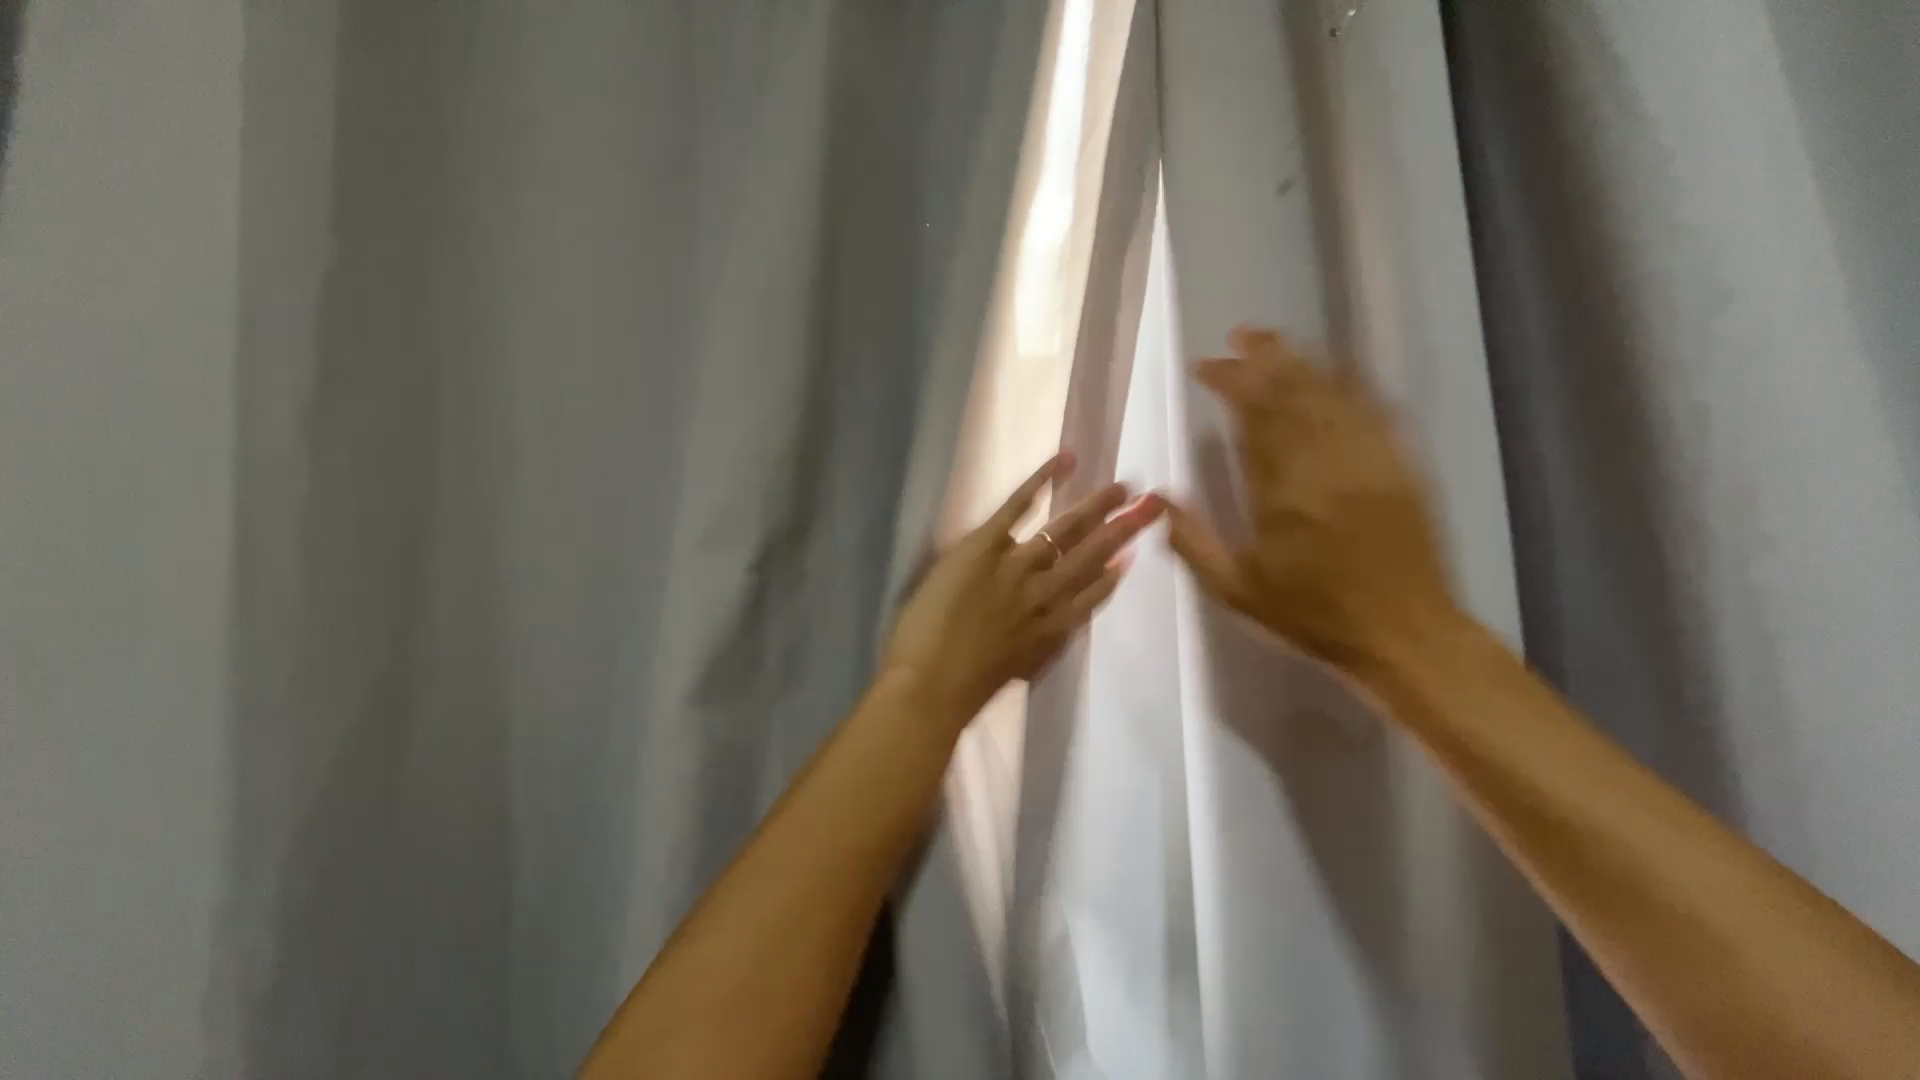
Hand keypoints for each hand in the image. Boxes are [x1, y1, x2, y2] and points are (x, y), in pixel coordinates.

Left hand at [883, 453, 1167, 727]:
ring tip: (1122, 487)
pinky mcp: (985, 545)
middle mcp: (1045, 594)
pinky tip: (1066, 461)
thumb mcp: (1016, 672)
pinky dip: (1043, 479)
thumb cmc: (963, 691)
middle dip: (1122, 531)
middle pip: (1091, 556)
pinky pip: (1018, 505)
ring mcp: (1017, 566)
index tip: (1132, 557)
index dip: (1112, 574)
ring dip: (1096, 506)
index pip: (1091, 594)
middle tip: (1151, 507)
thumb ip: (1036, 648)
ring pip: (1066, 529)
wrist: (932, 685)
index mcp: (1051, 629)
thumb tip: (1049, 630)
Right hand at [1167, 327, 1457, 672]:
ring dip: (1302, 361)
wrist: (1403, 635)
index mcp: (1281, 492)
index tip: (1205, 366)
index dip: (1230, 381)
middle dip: (1264, 358)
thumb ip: (1194, 543)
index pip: (1252, 415)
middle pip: (1293, 392)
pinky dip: (1351, 384)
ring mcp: (1369, 460)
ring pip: (1332, 393)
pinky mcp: (1401, 467)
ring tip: (1275, 341)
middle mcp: (1326, 464)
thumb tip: (1160, 498)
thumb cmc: (1311, 615)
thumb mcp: (1235, 592)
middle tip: (1238, 336)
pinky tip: (1336, 370)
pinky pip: (1374, 411)